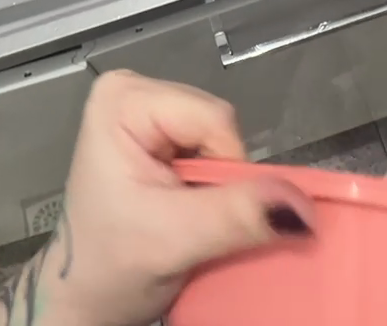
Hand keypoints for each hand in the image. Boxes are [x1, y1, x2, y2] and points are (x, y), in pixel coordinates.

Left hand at [48, 71, 314, 325]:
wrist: (83, 296)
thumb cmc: (110, 265)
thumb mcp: (173, 241)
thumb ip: (237, 216)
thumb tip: (303, 206)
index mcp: (123, 99)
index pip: (213, 118)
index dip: (225, 169)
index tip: (200, 212)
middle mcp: (133, 90)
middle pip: (217, 122)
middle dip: (218, 175)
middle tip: (192, 215)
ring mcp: (144, 107)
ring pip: (219, 135)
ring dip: (214, 180)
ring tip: (186, 211)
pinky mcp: (156, 128)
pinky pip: (210, 144)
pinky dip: (208, 180)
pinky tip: (186, 201)